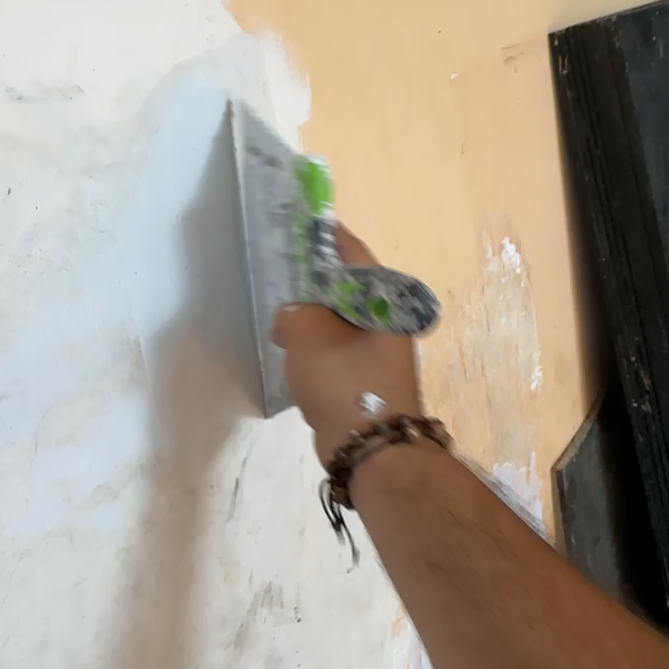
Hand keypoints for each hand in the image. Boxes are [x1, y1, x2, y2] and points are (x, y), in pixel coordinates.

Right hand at [270, 225, 424, 467]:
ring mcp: (378, 353)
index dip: (332, 237)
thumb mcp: (307, 334)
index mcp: (383, 304)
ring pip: (338, 321)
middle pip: (346, 289)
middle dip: (314, 282)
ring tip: (282, 318)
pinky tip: (293, 353)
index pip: (355, 257)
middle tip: (284, 274)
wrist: (369, 447)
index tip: (313, 221)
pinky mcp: (365, 377)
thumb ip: (293, 312)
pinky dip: (314, 344)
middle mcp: (387, 323)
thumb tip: (290, 318)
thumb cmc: (344, 381)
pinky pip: (335, 348)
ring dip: (312, 317)